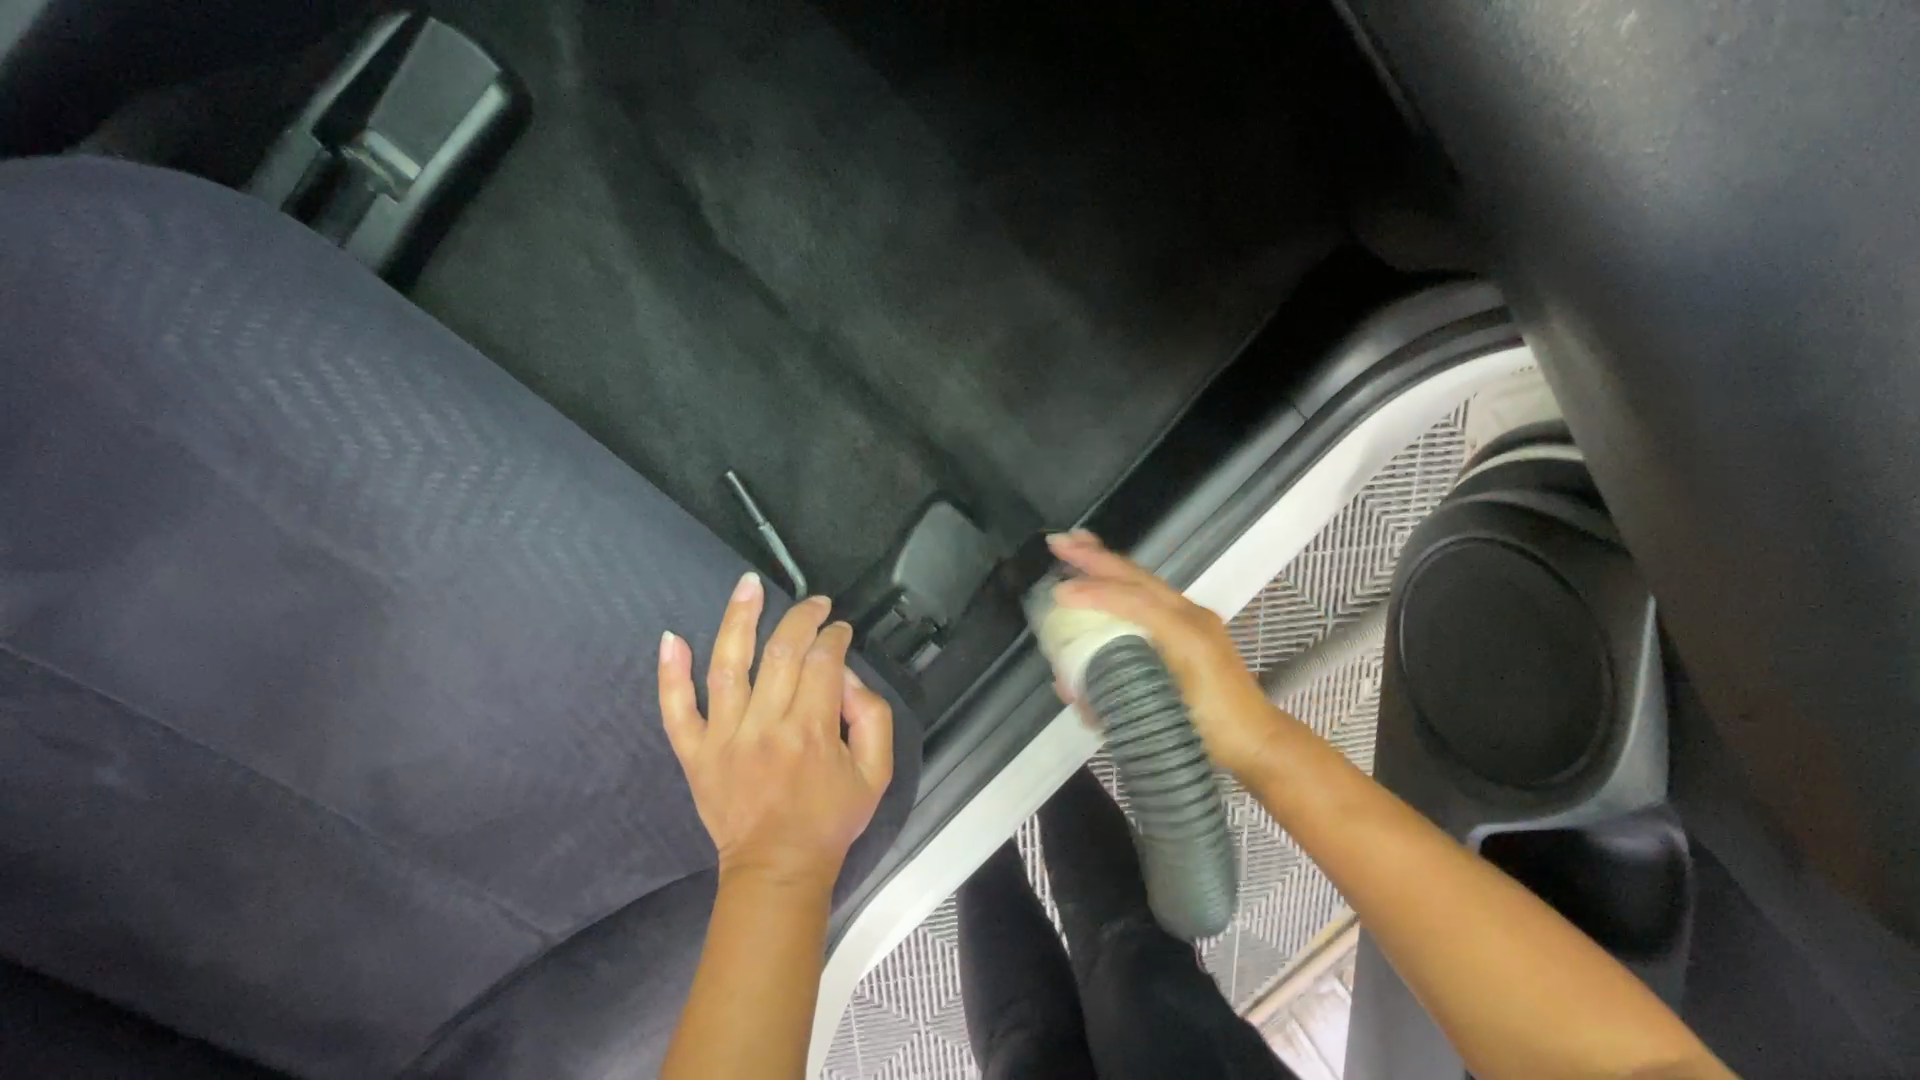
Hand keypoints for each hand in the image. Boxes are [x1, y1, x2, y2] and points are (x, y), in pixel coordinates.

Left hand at [658, 573, 894, 886]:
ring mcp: (723, 739)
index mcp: (811, 732)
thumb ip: (873, 718)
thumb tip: (846, 677)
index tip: (841, 630)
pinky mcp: (695, 754)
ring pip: (728, 667)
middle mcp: (764, 727)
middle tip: (816, 603)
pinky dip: (670, 674)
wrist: (777, 868)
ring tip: (749, 584)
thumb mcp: (876, 774)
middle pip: (780, 653)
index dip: (835, 637)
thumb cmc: (830, 820)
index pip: (822, 663)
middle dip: (802, 618)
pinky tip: (671, 637)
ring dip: (738, 620)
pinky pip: (676, 710)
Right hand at [1048, 530, 1299, 777]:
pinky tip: (1106, 578)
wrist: (1258, 741)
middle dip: (1095, 558)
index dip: (1094, 593)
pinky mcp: (1194, 628)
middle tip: (1058, 542)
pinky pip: (1153, 595)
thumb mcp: (1164, 713)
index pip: (1133, 601)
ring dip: (1109, 563)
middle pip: (1137, 579)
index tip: (1058, 593)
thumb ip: (1117, 695)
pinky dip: (1124, 581)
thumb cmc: (1214, 730)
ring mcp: (1194, 619)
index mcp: (1186, 633)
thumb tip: (1069, 686)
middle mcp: (1190, 616)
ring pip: (1145, 581)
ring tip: (1077, 546)